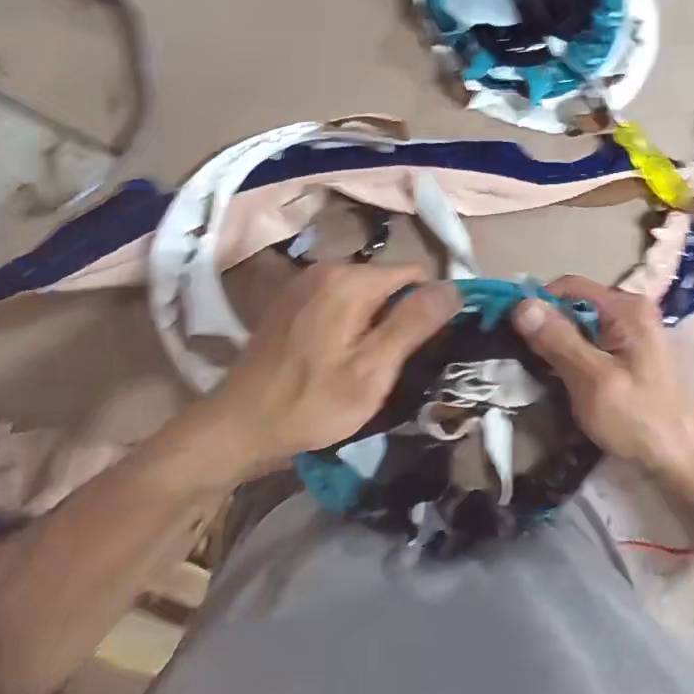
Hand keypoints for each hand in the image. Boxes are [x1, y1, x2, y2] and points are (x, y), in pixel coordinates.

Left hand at [191, 264, 461, 480]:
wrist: (238, 425)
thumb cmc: (311, 402)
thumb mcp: (372, 371)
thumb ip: (413, 324)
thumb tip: (454, 287)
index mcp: (349, 280)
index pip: (415, 273)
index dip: (431, 306)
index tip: (431, 346)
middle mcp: (327, 268)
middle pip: (388, 281)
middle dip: (402, 315)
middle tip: (398, 363)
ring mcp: (305, 282)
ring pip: (364, 292)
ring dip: (376, 320)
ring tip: (370, 363)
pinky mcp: (291, 300)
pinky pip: (339, 300)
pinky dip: (351, 321)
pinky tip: (340, 355)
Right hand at [511, 275, 693, 483]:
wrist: (680, 462)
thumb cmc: (638, 420)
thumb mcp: (592, 380)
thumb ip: (558, 340)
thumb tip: (521, 304)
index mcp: (627, 308)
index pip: (568, 287)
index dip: (536, 302)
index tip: (509, 328)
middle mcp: (630, 311)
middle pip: (573, 304)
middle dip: (545, 325)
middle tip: (521, 353)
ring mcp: (630, 332)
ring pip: (578, 325)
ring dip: (555, 342)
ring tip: (536, 367)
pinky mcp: (626, 353)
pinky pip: (588, 342)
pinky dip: (569, 354)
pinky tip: (560, 377)